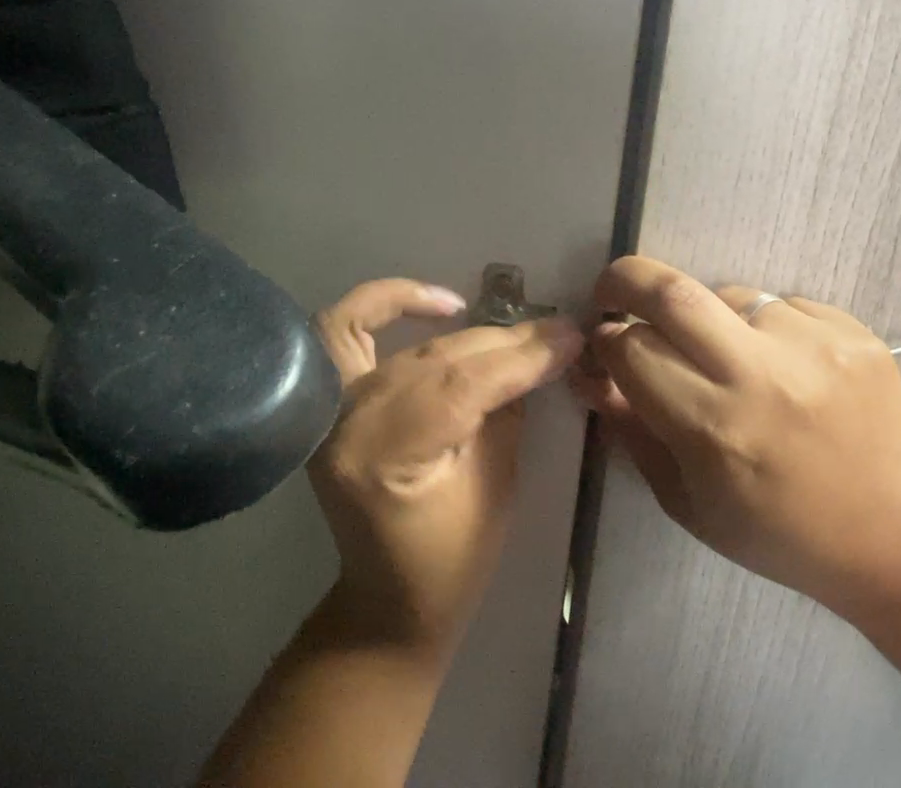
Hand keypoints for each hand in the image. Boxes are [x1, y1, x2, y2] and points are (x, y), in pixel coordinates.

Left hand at [311, 279, 582, 651]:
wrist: (386, 598)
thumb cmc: (451, 561)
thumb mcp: (496, 489)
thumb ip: (509, 411)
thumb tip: (542, 350)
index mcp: (385, 458)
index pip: (461, 385)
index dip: (523, 357)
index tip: (572, 335)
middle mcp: (345, 424)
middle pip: (435, 359)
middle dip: (506, 343)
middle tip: (559, 333)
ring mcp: (328, 408)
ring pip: (407, 345)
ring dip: (467, 332)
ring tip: (513, 329)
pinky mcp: (327, 400)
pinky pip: (346, 330)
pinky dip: (387, 303)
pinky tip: (441, 305)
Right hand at [571, 257, 900, 611]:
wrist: (888, 528)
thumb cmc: (775, 531)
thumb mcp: (686, 500)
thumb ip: (633, 430)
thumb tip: (591, 373)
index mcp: (714, 429)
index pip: (633, 350)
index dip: (607, 341)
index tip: (604, 343)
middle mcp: (762, 376)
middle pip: (673, 293)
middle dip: (627, 280)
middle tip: (615, 291)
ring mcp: (814, 347)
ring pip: (730, 295)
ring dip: (708, 317)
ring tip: (728, 359)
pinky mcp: (851, 332)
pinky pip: (781, 305)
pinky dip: (763, 327)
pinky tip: (783, 368)